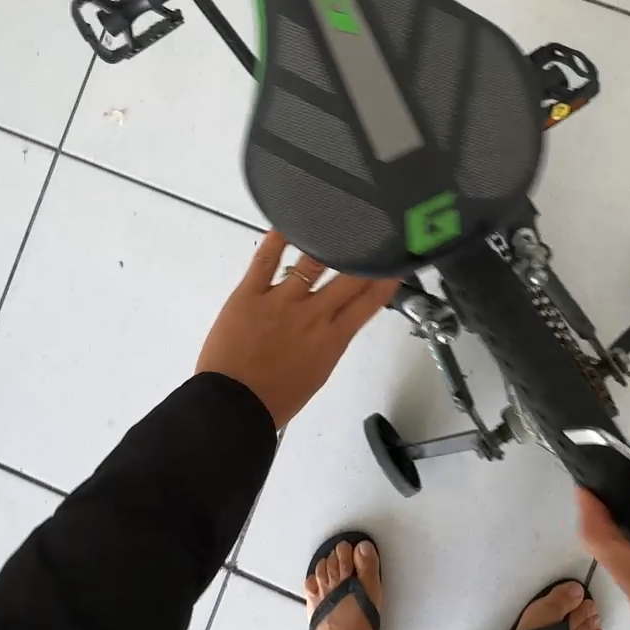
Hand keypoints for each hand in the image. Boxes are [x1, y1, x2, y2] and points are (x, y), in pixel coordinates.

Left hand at [197, 231, 397, 428]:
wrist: (232, 406)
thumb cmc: (276, 397)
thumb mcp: (318, 372)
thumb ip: (329, 341)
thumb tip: (335, 319)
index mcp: (332, 338)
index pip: (369, 302)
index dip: (386, 280)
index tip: (397, 263)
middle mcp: (312, 314)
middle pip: (348, 277)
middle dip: (365, 255)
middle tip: (374, 233)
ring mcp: (281, 300)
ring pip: (312, 262)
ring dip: (327, 242)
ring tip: (335, 224)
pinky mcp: (249, 294)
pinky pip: (265, 260)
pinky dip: (276, 239)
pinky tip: (286, 224)